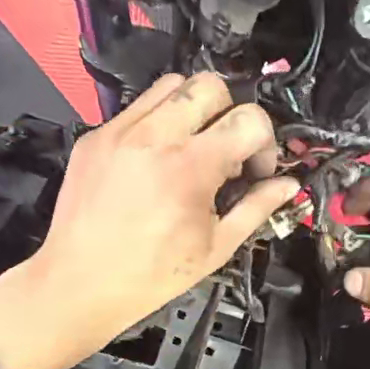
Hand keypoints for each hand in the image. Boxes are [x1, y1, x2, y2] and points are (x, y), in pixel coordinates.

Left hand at [0, 73, 298, 363]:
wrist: (80, 283)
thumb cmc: (153, 274)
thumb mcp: (218, 246)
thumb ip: (258, 207)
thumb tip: (289, 184)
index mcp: (189, 168)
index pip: (249, 119)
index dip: (265, 142)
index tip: (255, 170)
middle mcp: (154, 138)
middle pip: (211, 86)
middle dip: (231, 114)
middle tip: (227, 151)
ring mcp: (120, 132)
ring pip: (173, 85)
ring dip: (195, 109)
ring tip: (193, 148)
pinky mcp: (96, 136)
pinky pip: (139, 107)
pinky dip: (160, 122)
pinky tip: (159, 159)